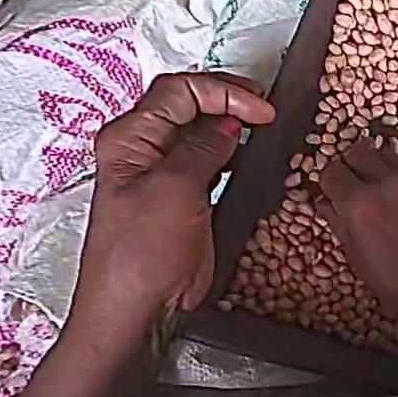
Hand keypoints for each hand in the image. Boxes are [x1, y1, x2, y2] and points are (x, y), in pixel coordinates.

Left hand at [73, 73, 275, 340]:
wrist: (139, 305)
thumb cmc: (144, 250)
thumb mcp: (175, 189)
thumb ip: (203, 149)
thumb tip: (228, 124)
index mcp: (131, 138)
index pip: (180, 92)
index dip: (224, 92)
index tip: (262, 110)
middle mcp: (145, 149)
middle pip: (188, 104)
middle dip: (228, 99)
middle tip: (266, 108)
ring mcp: (165, 173)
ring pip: (200, 131)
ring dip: (231, 124)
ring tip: (263, 129)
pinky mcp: (185, 196)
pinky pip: (209, 160)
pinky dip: (232, 152)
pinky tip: (250, 157)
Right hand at [313, 141, 397, 325]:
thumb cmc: (394, 280)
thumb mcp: (356, 256)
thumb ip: (338, 222)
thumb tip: (325, 202)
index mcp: (359, 204)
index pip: (331, 171)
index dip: (329, 181)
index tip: (331, 190)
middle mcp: (387, 184)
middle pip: (359, 151)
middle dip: (351, 164)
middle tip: (353, 183)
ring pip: (388, 156)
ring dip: (378, 168)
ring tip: (379, 191)